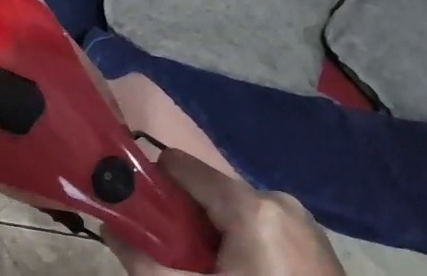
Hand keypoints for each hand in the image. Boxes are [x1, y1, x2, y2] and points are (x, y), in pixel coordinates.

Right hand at [108, 149, 342, 274]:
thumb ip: (143, 262)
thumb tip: (108, 227)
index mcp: (250, 206)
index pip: (177, 164)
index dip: (154, 189)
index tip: (148, 224)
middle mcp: (278, 200)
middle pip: (205, 189)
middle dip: (186, 220)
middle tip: (185, 262)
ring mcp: (303, 221)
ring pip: (231, 209)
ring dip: (213, 234)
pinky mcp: (318, 243)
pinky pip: (260, 225)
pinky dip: (242, 244)